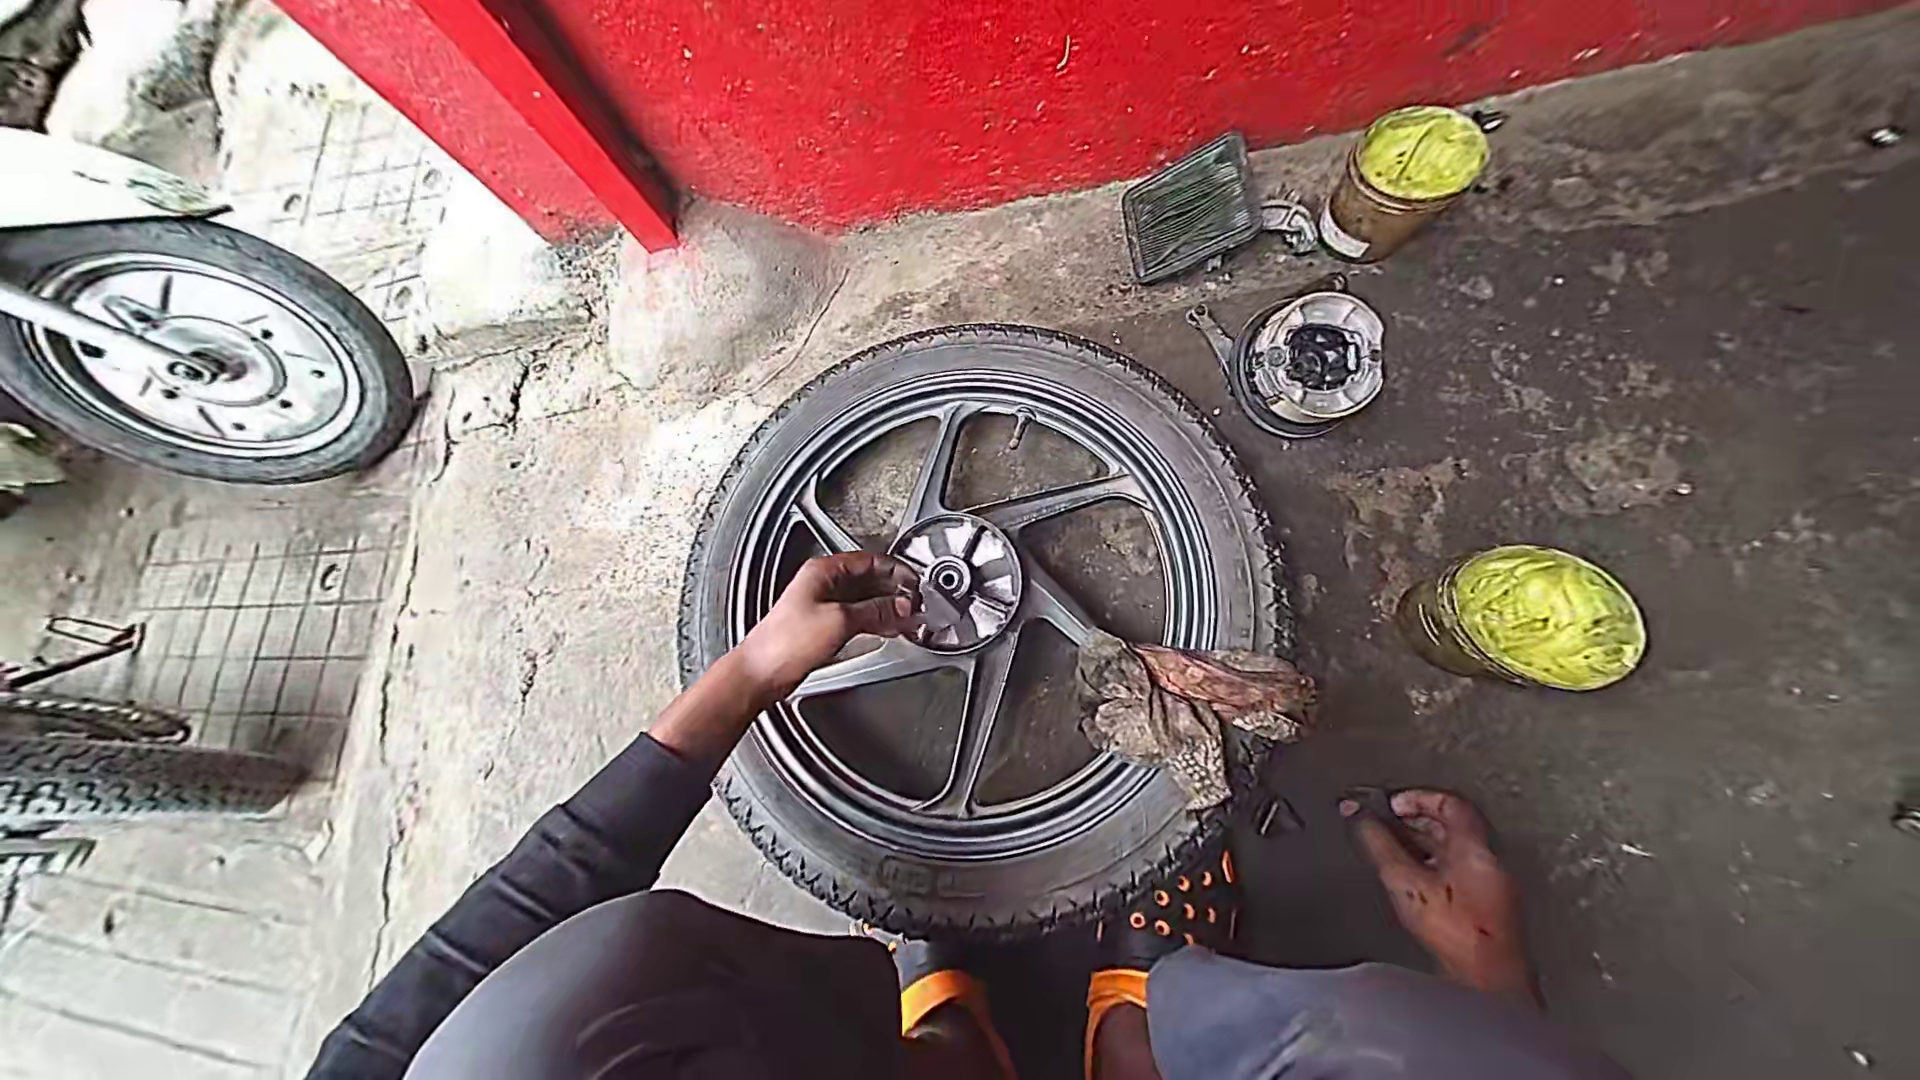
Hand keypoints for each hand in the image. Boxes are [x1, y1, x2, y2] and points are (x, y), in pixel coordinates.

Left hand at [737, 552, 919, 697]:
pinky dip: (877, 621)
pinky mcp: (826, 626)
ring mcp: (825, 605)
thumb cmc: (785, 643)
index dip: (896, 570)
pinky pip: (859, 617)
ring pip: (866, 600)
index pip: (870, 560)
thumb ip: (875, 610)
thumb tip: (902, 605)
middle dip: (895, 591)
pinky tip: (892, 629)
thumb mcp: (840, 620)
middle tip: (916, 603)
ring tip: (910, 618)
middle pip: (869, 580)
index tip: (914, 583)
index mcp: (823, 571)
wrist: (762, 673)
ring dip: (888, 608)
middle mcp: (824, 584)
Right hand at [1343, 788, 1539, 1005]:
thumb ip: (1376, 841)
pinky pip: (1459, 871)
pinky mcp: (1490, 908)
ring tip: (1393, 848)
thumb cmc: (1455, 933)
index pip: (1451, 803)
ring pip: (1455, 850)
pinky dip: (1433, 864)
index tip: (1394, 803)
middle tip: (1386, 822)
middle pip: (1452, 826)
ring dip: (1422, 843)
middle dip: (1415, 820)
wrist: (1487, 984)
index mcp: (1476, 849)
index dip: (1419, 797)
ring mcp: (1494, 888)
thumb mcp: (1402, 878)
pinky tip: (1413, 878)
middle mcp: (1491, 864)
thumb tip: (1356, 814)